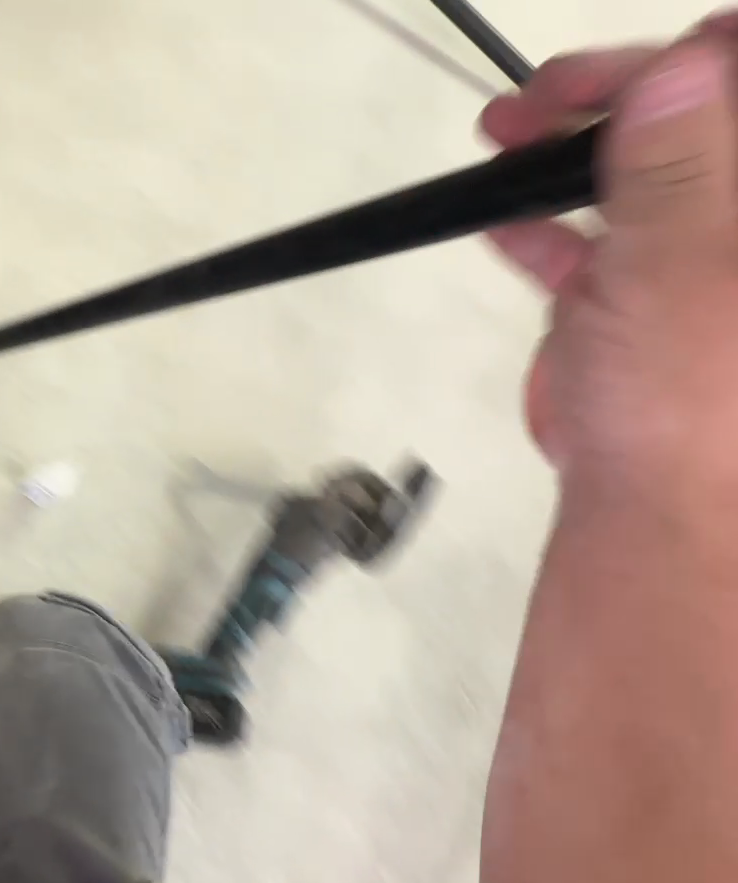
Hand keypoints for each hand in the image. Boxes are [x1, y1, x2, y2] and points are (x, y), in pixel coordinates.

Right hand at [481, 19, 737, 507]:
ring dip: (570, 149)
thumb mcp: (688, 266)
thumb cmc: (697, 385)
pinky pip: (590, 242)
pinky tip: (495, 211)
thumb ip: (683, 167)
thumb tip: (678, 65)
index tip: (634, 65)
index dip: (709, 60)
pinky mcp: (633, 301)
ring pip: (638, 175)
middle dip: (625, 94)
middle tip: (546, 92)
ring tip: (503, 130)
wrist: (663, 496)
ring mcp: (691, 259)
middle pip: (700, 123)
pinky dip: (542, 222)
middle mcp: (736, 221)